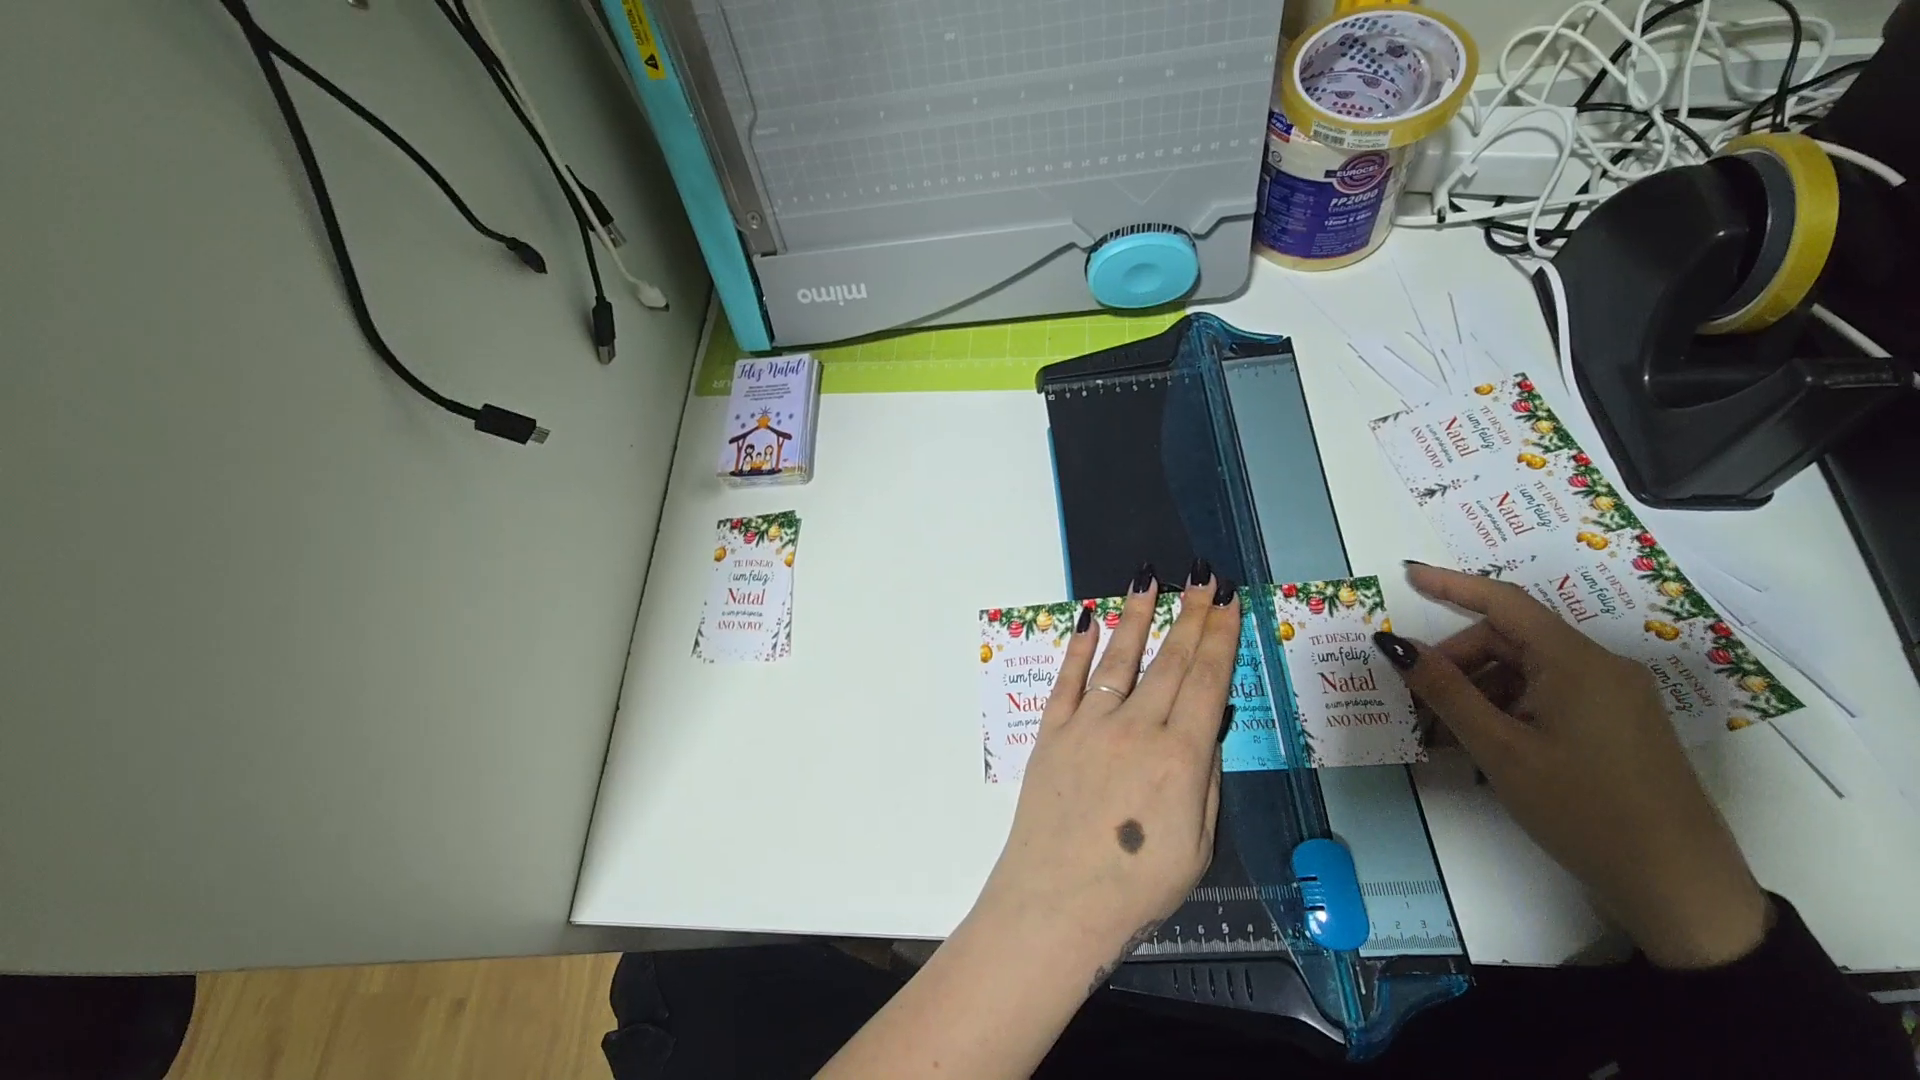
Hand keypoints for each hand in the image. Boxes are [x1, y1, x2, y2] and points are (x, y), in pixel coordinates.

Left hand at [973, 561, 1241, 987]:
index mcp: (1179, 755)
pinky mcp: (1051, 733)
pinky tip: (1090, 620)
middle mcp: (1136, 728)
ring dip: (1137, 616)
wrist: (1055, 902)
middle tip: (1202, 577)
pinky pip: (1068, 680)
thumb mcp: (1198, 844)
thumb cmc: (1135, 887)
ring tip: (1149, 580)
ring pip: (1119, 659)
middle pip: (1170, 661)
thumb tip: (1206, 727)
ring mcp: (1089, 725)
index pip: (1207, 681)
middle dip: (1191, 615)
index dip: (1221, 638)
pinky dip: (1080, 648)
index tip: (1229, 603)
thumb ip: (1205, 779)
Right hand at [1377, 563, 1771, 968]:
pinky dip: (1508, 711)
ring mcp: (1614, 699)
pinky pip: (1549, 698)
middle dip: (1457, 662)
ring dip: (1479, 693)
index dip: (1452, 585)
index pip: (1504, 602)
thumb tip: (1394, 644)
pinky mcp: (1618, 728)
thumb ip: (1446, 691)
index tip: (1408, 577)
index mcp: (1577, 662)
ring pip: (1527, 672)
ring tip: (1444, 736)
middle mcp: (1600, 668)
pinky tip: (1483, 748)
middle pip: (1511, 641)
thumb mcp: (1502, 749)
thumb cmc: (1584, 809)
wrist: (1679, 888)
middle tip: (1417, 702)